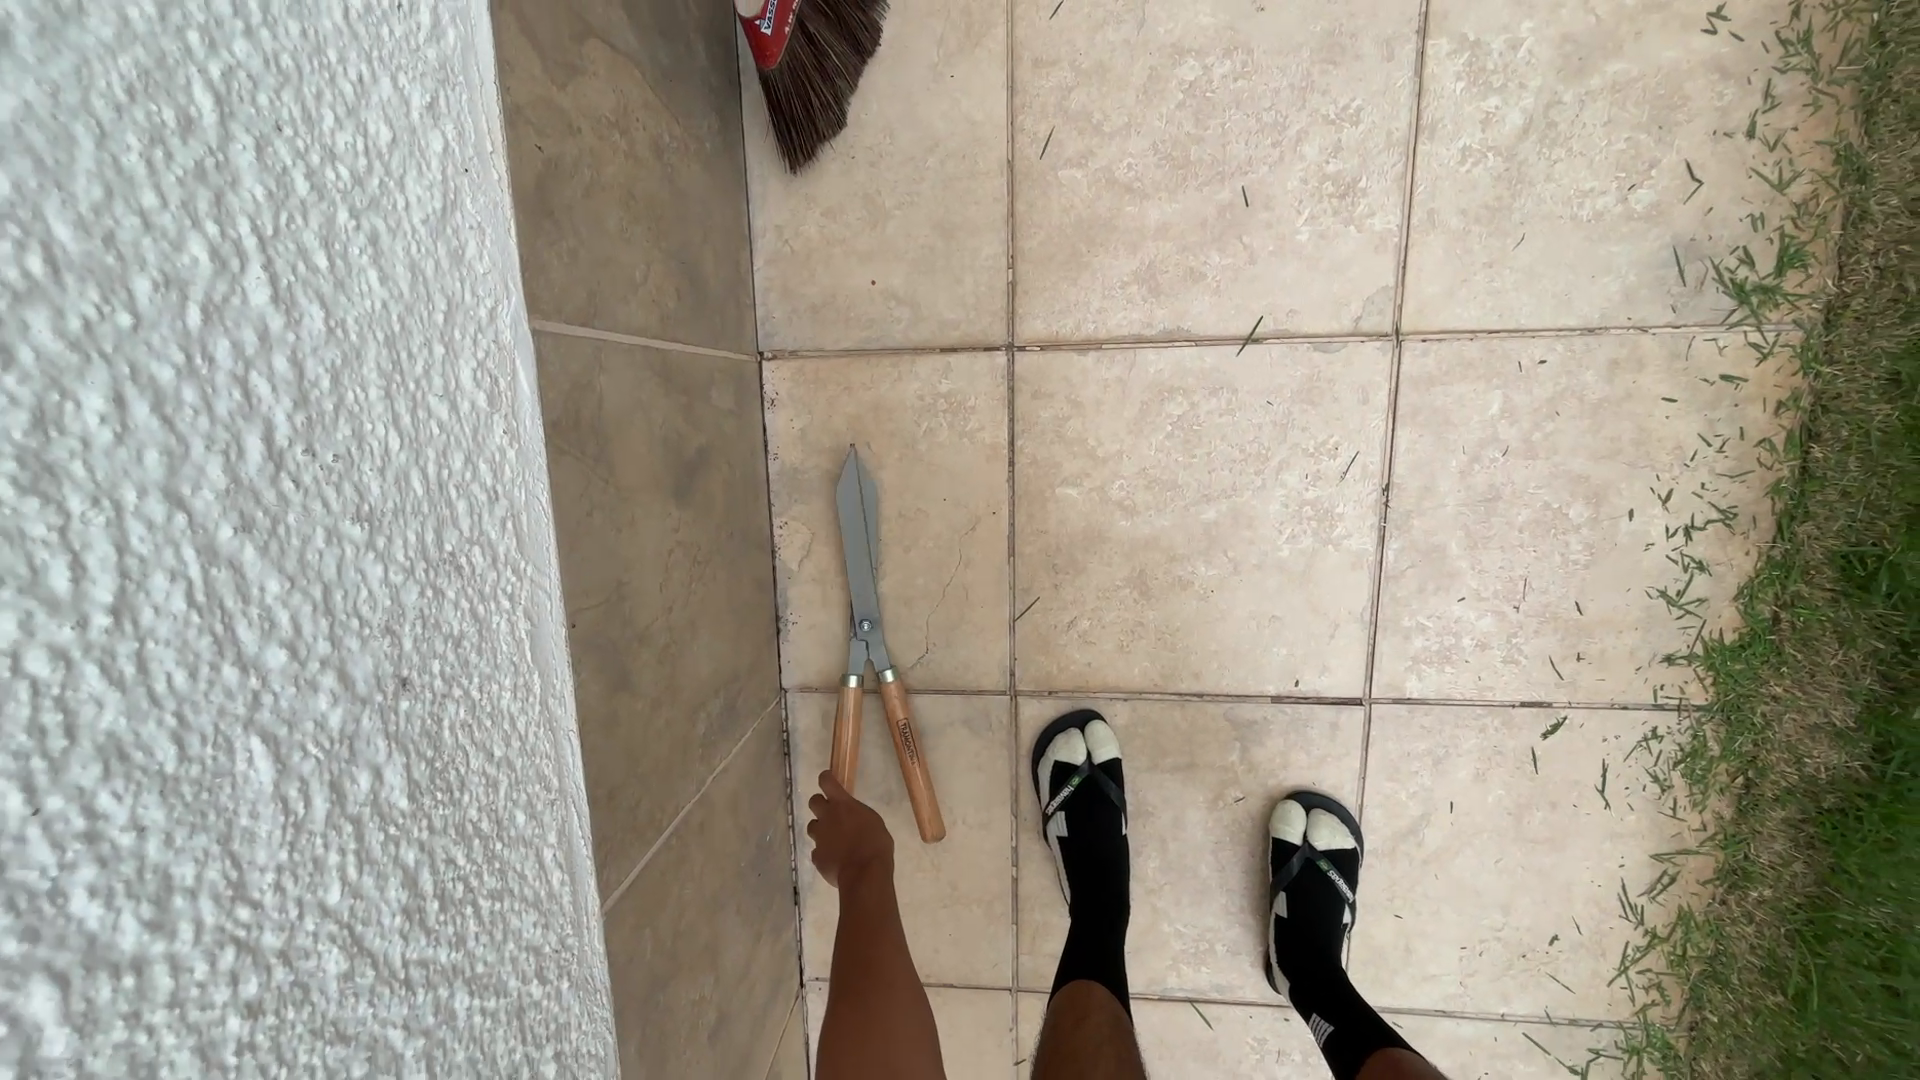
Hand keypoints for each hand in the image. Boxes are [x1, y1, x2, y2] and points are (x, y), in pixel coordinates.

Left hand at [807, 770, 893, 889]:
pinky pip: (817, 850)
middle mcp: (827, 817)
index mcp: (842, 805)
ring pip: (812, 826)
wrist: (864, 873)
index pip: (826, 782)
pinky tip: (835, 859)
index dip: (826, 778)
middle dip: (820, 804)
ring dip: (821, 829)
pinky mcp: (816, 856)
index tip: (828, 779)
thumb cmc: (876, 844)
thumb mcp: (873, 822)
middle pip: (813, 801)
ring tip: (834, 839)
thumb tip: (854, 820)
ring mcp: (819, 837)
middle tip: (831, 813)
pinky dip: (824, 852)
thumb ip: (859, 817)